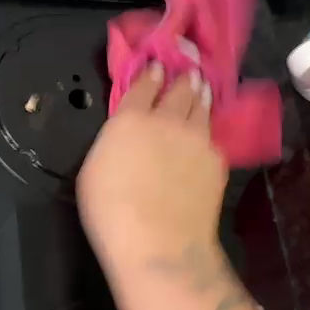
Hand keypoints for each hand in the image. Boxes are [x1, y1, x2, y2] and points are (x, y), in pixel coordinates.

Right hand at [77, 62, 227, 270]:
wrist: (158, 242)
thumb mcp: (93, 168)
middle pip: (179, 90)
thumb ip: (112, 141)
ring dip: (200, 95)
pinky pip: (212, 136)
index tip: (156, 67)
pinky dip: (208, 128)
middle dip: (182, 78)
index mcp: (129, 120)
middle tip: (187, 72)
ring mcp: (196, 139)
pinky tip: (206, 132)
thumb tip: (125, 134)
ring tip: (202, 88)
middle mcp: (166, 120)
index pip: (143, 86)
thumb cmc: (109, 210)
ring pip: (202, 107)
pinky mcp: (216, 160)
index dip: (150, 74)